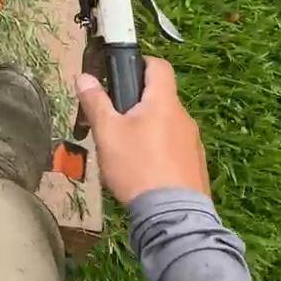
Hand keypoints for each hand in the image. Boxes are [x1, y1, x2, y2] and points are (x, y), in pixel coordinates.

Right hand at [77, 57, 209, 203]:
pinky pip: (173, 146)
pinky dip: (158, 148)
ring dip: (146, 127)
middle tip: (111, 117)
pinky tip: (142, 168)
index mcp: (163, 103)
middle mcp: (183, 118)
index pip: (158, 66)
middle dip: (136, 102)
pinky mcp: (195, 167)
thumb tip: (84, 77)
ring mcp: (193, 144)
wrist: (173, 218)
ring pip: (165, 123)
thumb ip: (95, 102)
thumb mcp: (107, 132)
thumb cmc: (137, 166)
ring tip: (123, 148)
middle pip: (159, 97)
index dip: (139, 62)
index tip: (119, 73)